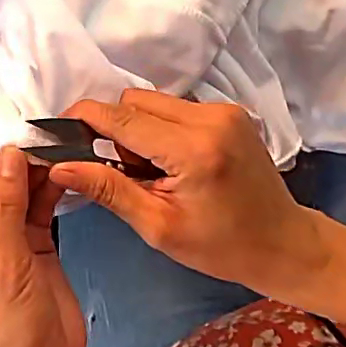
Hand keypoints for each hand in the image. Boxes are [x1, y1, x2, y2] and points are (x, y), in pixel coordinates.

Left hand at [0, 147, 84, 346]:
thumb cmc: (13, 329)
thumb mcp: (7, 260)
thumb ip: (7, 204)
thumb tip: (9, 156)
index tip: (27, 144)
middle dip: (22, 166)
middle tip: (51, 146)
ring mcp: (8, 238)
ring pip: (21, 194)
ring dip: (39, 177)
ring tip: (63, 156)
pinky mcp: (35, 245)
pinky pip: (40, 210)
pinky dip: (52, 194)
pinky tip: (66, 177)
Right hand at [45, 89, 329, 296]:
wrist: (287, 245)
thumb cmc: (221, 246)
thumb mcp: (158, 227)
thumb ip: (108, 189)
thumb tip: (59, 166)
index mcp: (193, 150)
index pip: (122, 118)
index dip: (84, 119)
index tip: (59, 130)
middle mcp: (210, 118)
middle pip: (133, 101)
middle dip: (115, 129)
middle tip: (123, 170)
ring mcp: (223, 110)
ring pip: (151, 100)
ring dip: (137, 127)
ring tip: (152, 168)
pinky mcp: (228, 110)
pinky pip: (172, 106)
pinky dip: (159, 127)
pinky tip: (171, 160)